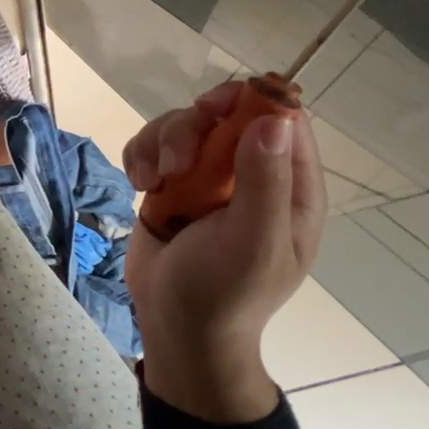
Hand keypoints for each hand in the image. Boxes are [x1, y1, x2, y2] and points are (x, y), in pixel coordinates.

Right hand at [122, 82, 326, 422]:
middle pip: (221, 115)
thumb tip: (275, 118)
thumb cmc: (224, 290)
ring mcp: (209, 178)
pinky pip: (153, 145)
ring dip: (158, 144)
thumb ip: (264, 180)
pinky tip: (138, 184)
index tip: (212, 109)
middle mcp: (251, 174)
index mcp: (289, 188)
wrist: (176, 325)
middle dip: (188, 129)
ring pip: (181, 126)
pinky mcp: (172, 184)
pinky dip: (139, 155)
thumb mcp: (251, 240)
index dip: (250, 102)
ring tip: (150, 181)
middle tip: (175, 162)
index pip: (283, 121)